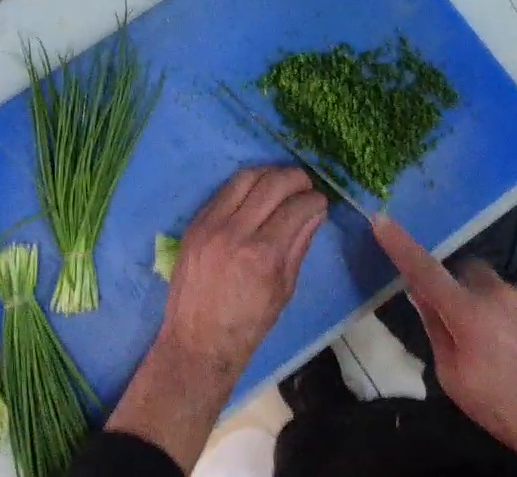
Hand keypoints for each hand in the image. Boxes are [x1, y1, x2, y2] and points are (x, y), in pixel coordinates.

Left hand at [160, 165, 327, 375]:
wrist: (197, 343)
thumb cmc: (248, 324)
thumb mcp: (285, 289)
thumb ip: (300, 244)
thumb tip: (316, 211)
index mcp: (262, 254)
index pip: (296, 207)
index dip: (315, 199)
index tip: (321, 201)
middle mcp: (235, 232)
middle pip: (272, 183)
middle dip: (296, 178)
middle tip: (306, 185)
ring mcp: (210, 225)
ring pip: (246, 177)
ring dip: (270, 173)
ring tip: (282, 182)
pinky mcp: (194, 224)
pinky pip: (224, 191)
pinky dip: (245, 186)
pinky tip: (257, 192)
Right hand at [373, 217, 516, 463]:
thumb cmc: (503, 407)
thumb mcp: (454, 379)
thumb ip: (437, 330)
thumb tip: (425, 297)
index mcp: (467, 314)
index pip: (425, 272)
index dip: (400, 245)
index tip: (381, 220)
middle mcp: (497, 293)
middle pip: (466, 272)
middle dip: (460, 289)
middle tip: (464, 325)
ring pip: (497, 288)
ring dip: (493, 307)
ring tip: (507, 348)